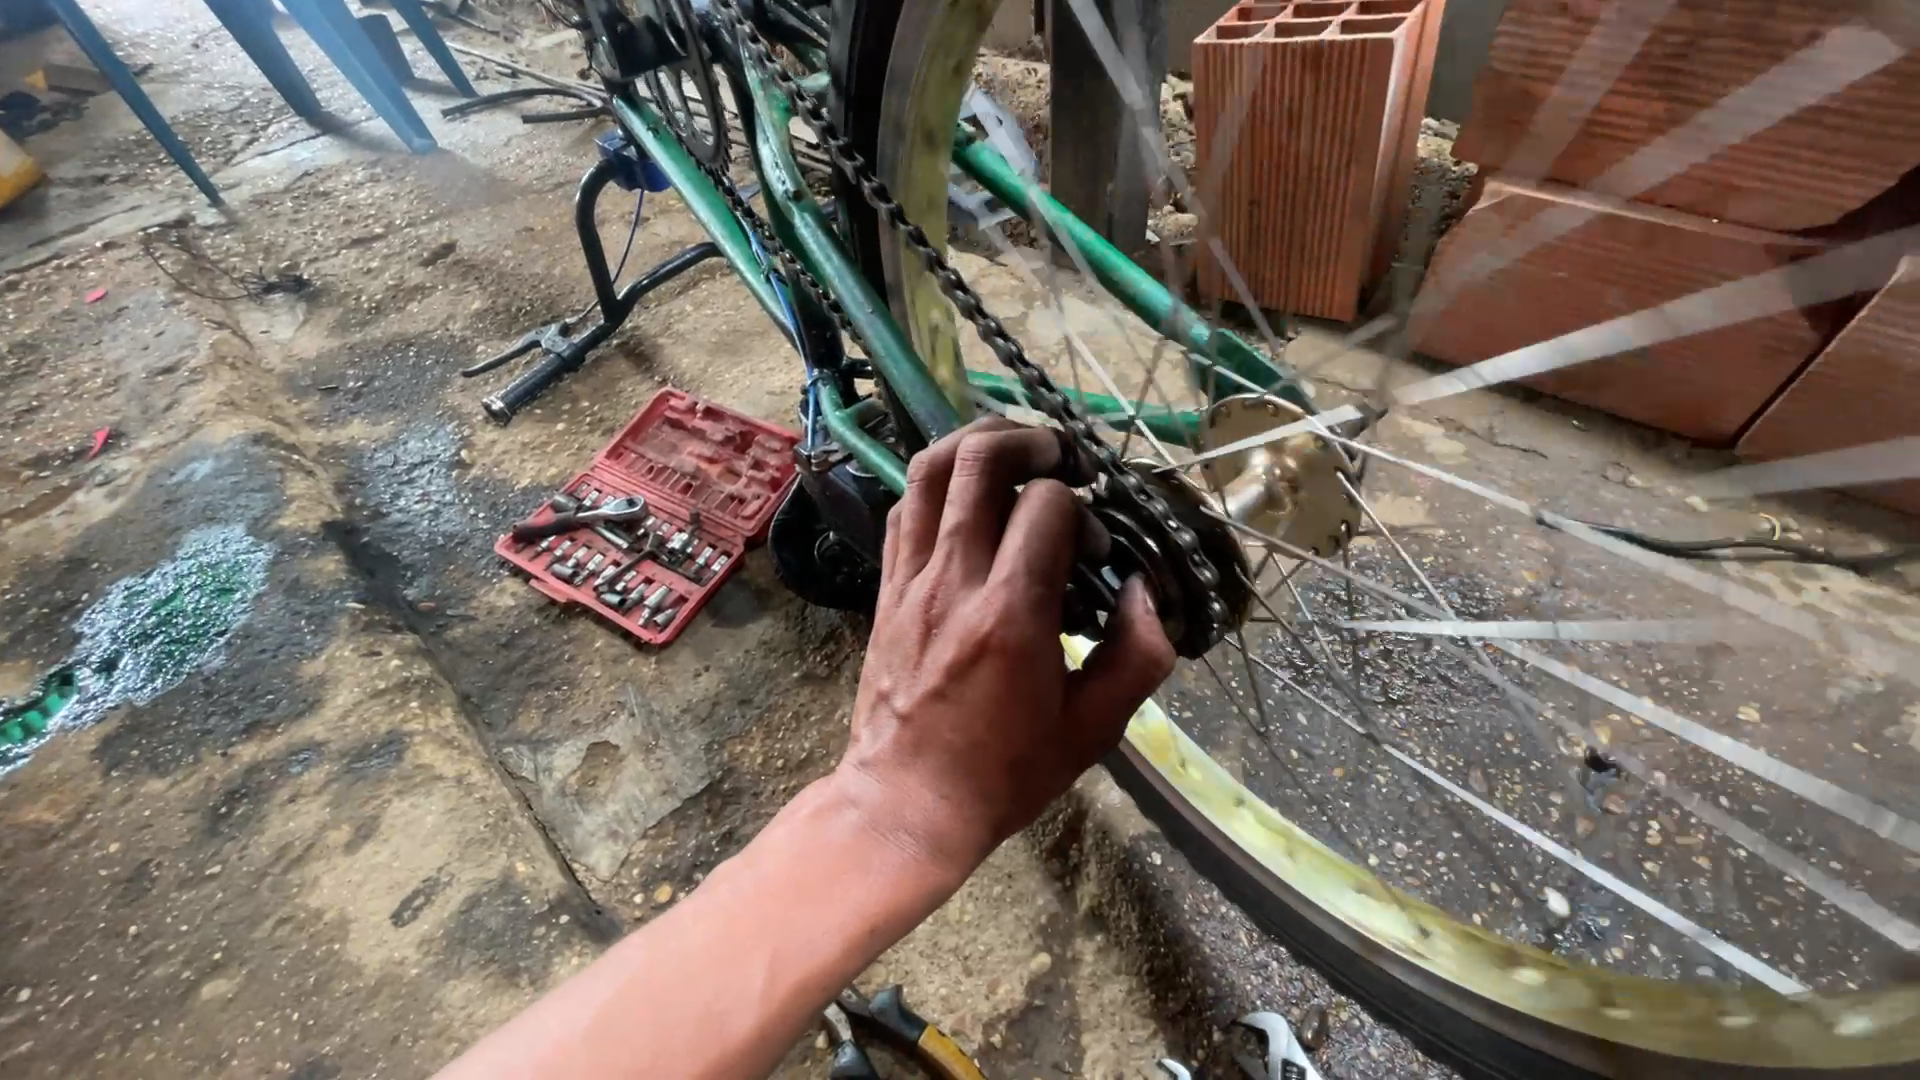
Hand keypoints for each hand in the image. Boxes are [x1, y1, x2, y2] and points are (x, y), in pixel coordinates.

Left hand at [833, 417, 1175, 876]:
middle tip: (1061, 459)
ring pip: (930, 469)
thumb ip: (1136, 656)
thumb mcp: (1092, 729)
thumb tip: (1146, 590)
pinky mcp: (886, 588)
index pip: (1047, 506)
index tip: (1094, 548)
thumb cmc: (1003, 772)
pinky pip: (903, 507)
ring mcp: (910, 579)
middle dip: (1029, 440)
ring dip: (976, 442)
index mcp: (1011, 613)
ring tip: (1014, 452)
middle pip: (980, 460)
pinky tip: (966, 496)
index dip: (1082, 509)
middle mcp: (954, 580)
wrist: (906, 802)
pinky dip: (937, 482)